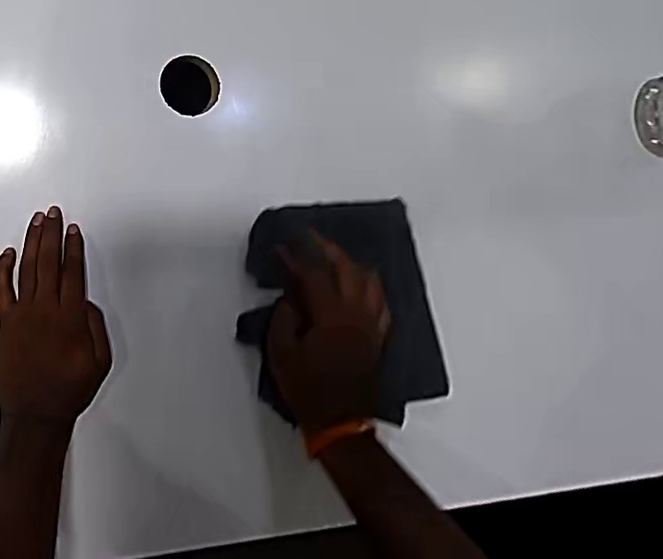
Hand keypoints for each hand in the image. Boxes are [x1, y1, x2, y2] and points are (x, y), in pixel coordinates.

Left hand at [0, 206, 112, 426]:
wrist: (34, 415)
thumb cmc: (67, 391)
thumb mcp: (99, 363)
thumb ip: (95, 327)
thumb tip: (85, 303)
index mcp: (69, 318)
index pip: (72, 272)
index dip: (73, 248)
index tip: (73, 230)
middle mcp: (44, 310)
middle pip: (48, 261)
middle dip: (51, 233)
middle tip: (53, 213)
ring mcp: (23, 314)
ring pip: (27, 268)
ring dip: (32, 242)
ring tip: (36, 222)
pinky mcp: (6, 322)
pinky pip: (3, 289)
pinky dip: (4, 269)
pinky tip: (8, 253)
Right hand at [267, 230, 391, 432]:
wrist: (340, 425)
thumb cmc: (310, 390)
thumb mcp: (282, 350)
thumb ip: (285, 315)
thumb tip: (291, 296)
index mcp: (331, 317)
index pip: (314, 274)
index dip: (296, 256)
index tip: (281, 248)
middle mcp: (356, 316)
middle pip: (346, 267)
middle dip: (326, 246)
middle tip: (309, 236)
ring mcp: (371, 327)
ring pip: (369, 281)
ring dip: (351, 261)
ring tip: (335, 253)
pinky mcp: (377, 339)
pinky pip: (381, 304)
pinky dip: (371, 287)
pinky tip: (364, 283)